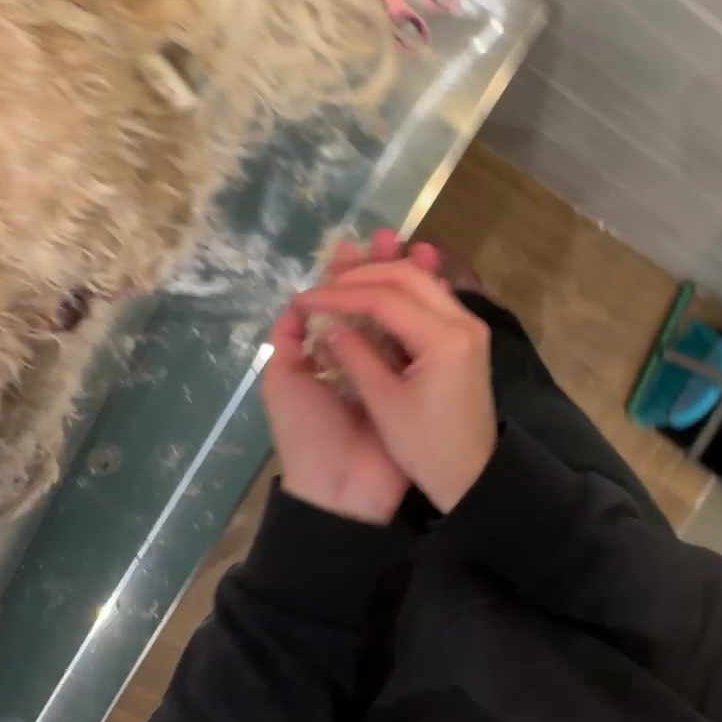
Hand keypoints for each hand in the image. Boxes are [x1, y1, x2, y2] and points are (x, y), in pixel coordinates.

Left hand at [262, 230, 433, 523]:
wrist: (345, 486)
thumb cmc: (308, 433)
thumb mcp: (283, 382)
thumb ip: (289, 342)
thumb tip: (297, 304)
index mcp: (329, 355)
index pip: (339, 304)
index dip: (346, 275)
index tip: (354, 245)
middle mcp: (361, 355)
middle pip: (374, 302)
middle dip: (382, 268)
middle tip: (392, 236)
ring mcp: (394, 369)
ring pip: (402, 316)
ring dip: (410, 282)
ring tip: (419, 249)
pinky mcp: (418, 383)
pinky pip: (423, 342)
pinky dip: (429, 313)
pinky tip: (439, 285)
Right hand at [293, 258, 496, 512]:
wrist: (473, 475)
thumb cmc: (426, 448)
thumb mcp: (384, 403)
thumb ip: (355, 356)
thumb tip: (327, 322)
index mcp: (446, 340)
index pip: (386, 298)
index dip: (341, 295)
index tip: (305, 299)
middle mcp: (465, 322)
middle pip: (407, 276)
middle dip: (360, 275)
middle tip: (322, 283)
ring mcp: (469, 327)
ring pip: (420, 283)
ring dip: (379, 278)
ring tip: (340, 280)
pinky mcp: (466, 337)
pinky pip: (429, 300)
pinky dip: (397, 295)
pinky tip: (370, 297)